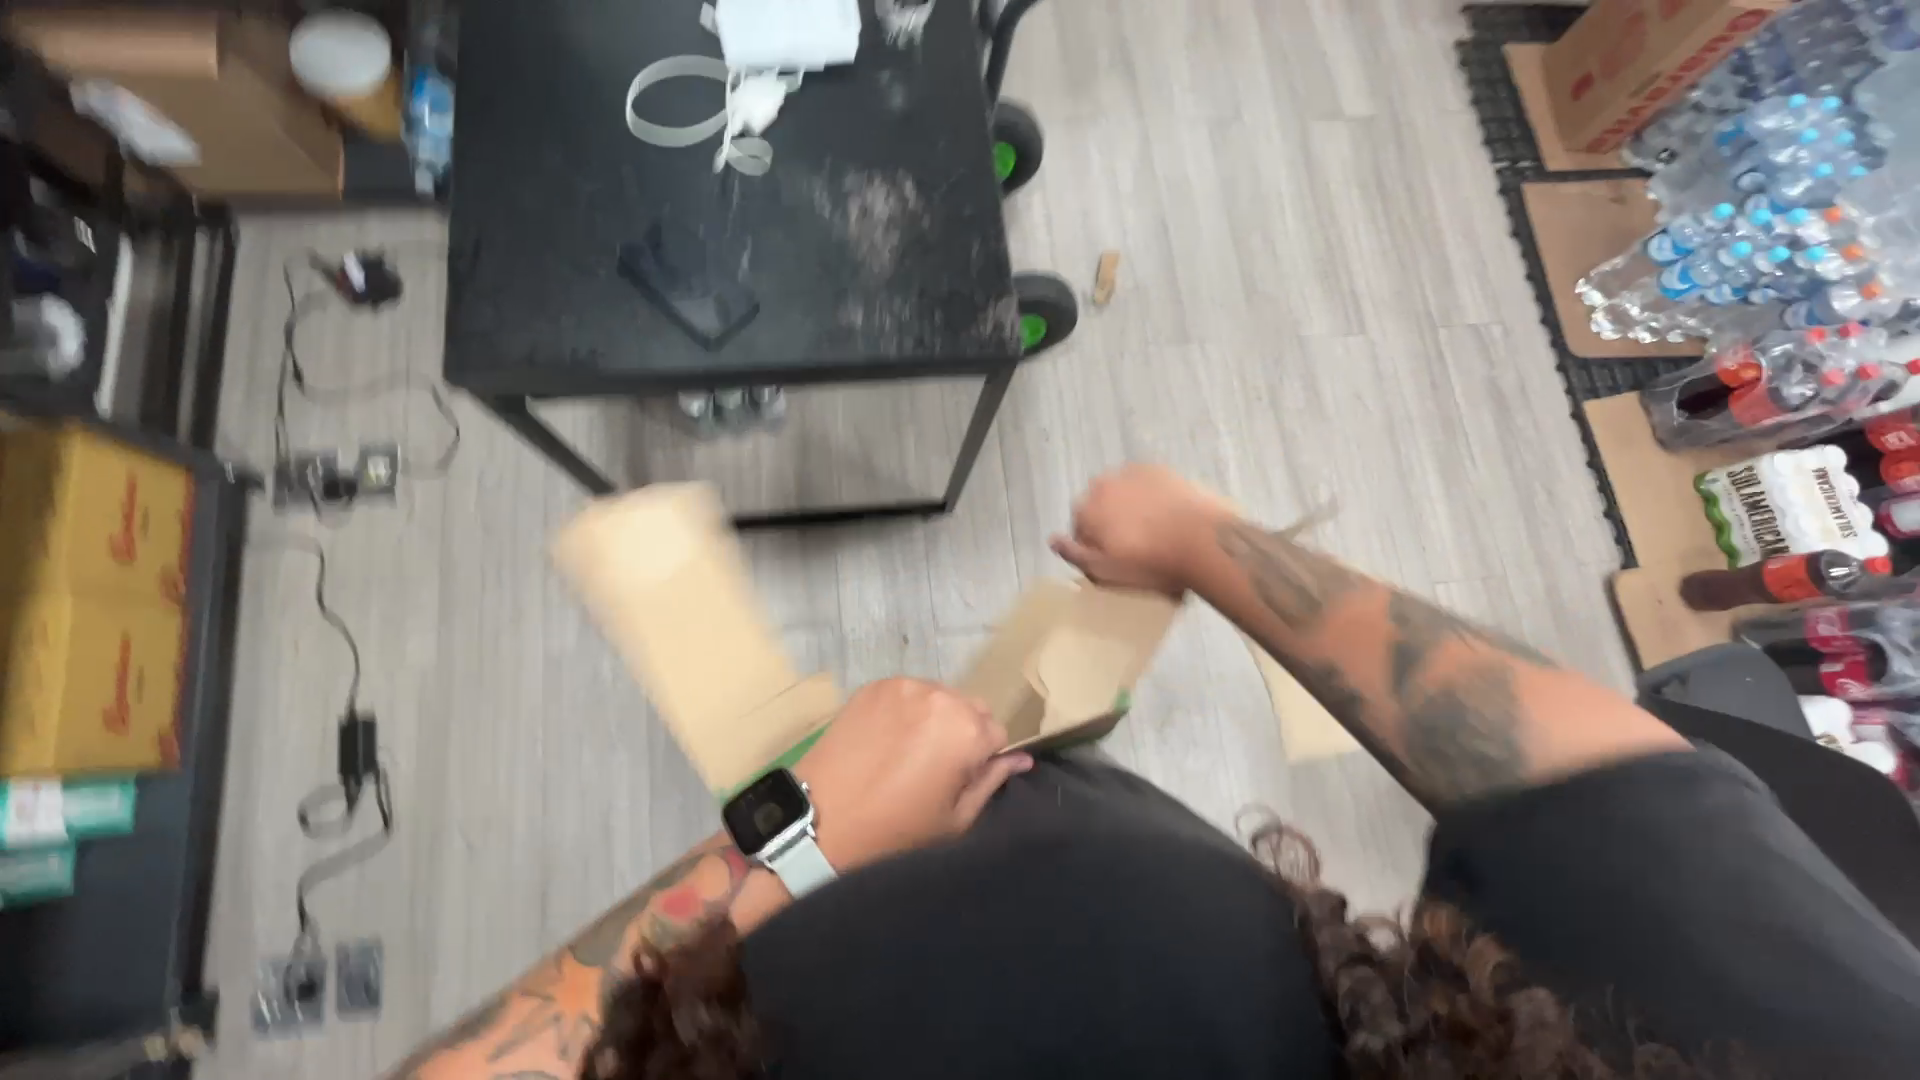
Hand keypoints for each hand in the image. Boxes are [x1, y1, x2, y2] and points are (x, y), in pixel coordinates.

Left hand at [794, 678, 1031, 874]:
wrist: (820, 822)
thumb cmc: (895, 829)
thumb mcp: (955, 818)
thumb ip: (992, 781)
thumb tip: (1021, 758)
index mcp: (967, 730)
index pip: (998, 734)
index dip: (983, 760)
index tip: (959, 780)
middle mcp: (941, 696)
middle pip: (972, 709)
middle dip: (963, 733)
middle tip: (935, 767)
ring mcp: (905, 686)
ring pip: (941, 697)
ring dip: (937, 718)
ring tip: (909, 752)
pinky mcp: (875, 685)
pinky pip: (909, 692)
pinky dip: (908, 710)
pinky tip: (889, 738)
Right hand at [1050, 465, 1231, 593]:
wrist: (1203, 540)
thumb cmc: (1150, 562)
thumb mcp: (1106, 571)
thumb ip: (1074, 554)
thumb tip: (1052, 540)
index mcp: (1085, 509)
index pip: (1078, 529)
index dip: (1093, 547)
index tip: (1111, 562)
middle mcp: (1103, 484)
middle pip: (1099, 507)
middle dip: (1109, 523)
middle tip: (1132, 548)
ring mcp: (1133, 473)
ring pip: (1123, 494)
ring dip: (1129, 508)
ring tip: (1152, 533)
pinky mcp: (1162, 470)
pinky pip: (1147, 486)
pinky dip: (1151, 498)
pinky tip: (1167, 517)